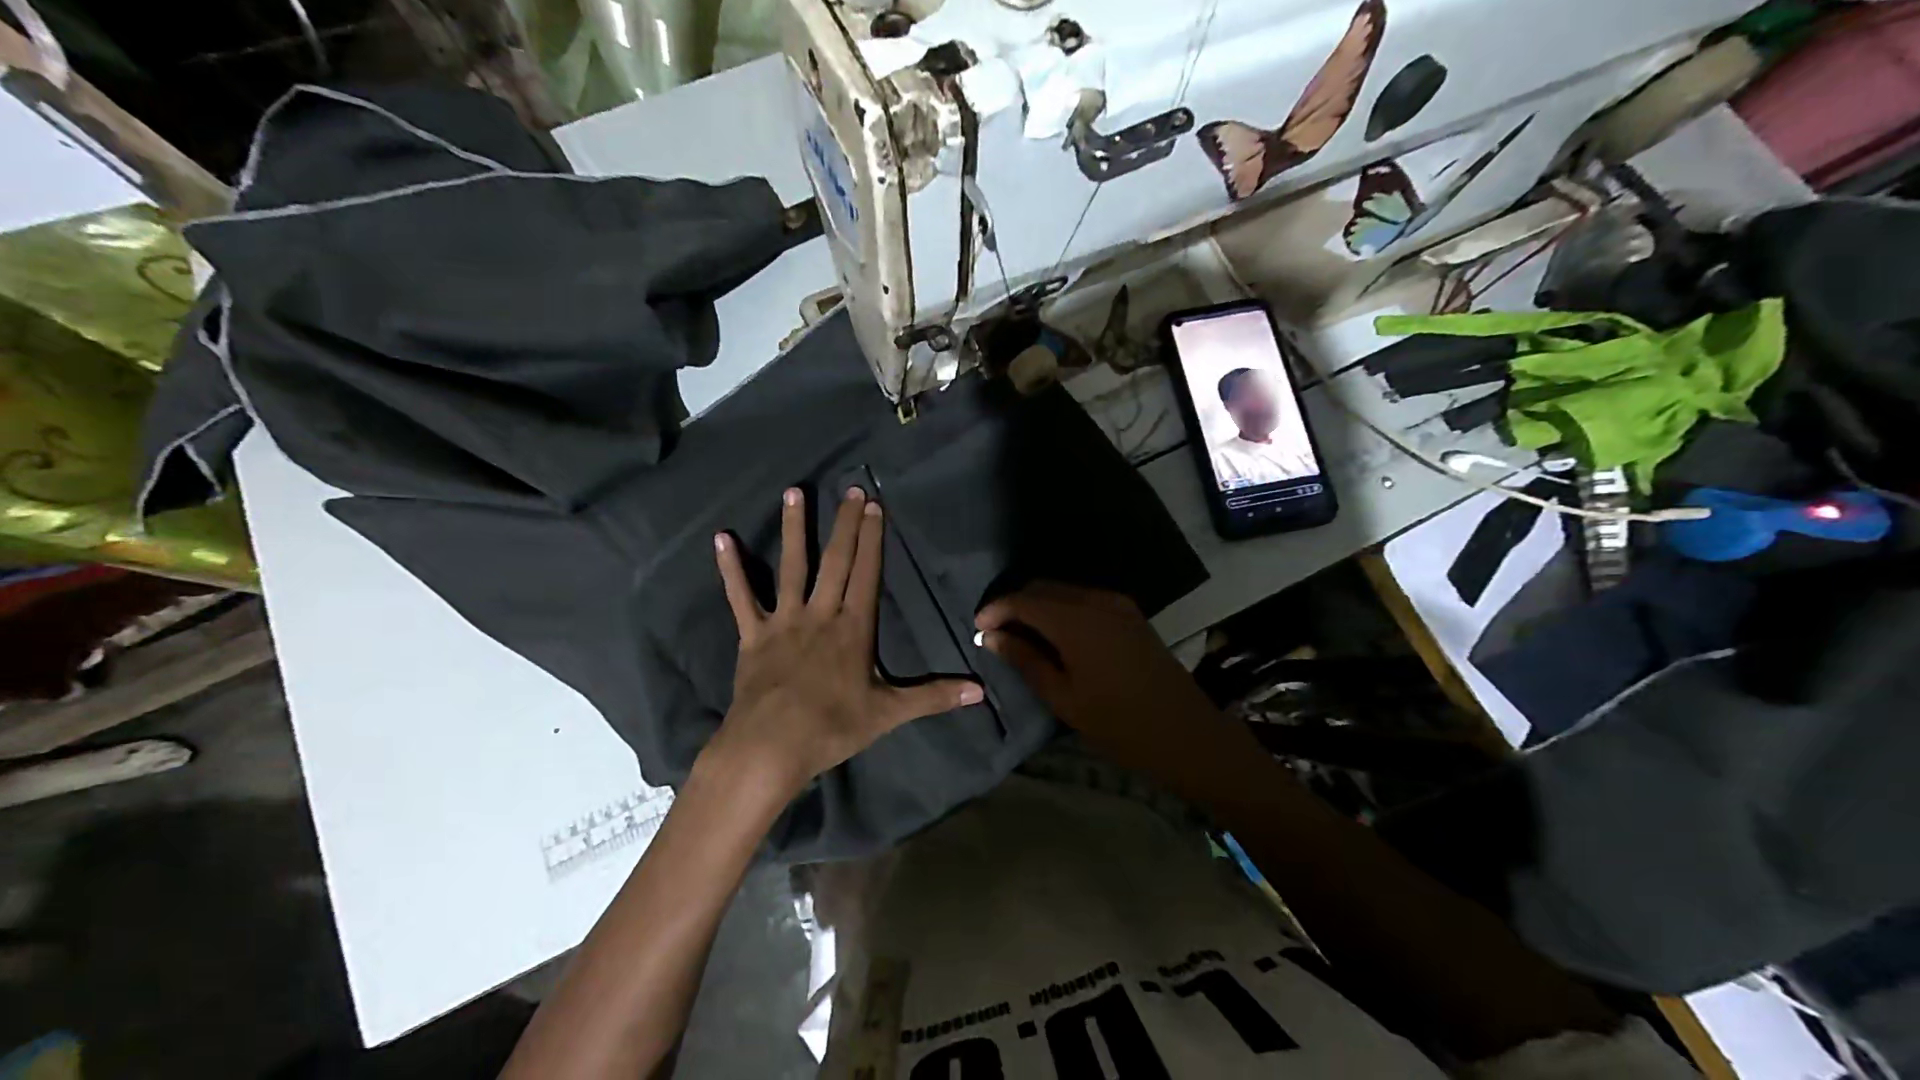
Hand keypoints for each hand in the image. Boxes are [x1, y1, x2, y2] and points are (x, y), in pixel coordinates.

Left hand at [710, 487, 982, 801]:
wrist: (770, 747)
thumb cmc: (832, 728)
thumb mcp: (889, 713)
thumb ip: (934, 696)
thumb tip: (981, 691)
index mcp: (854, 628)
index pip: (867, 574)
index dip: (872, 538)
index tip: (874, 506)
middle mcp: (820, 614)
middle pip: (835, 561)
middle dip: (845, 523)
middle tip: (850, 489)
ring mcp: (784, 620)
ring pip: (791, 566)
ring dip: (794, 528)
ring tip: (793, 492)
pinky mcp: (753, 634)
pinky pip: (740, 596)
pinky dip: (731, 568)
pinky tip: (722, 538)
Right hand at [974, 581, 1253, 788]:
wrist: (1184, 731)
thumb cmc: (1118, 722)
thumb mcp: (1063, 696)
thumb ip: (1025, 660)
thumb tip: (991, 636)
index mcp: (1075, 620)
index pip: (1023, 599)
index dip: (996, 609)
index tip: (977, 627)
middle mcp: (1095, 601)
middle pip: (1043, 588)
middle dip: (1015, 604)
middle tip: (994, 631)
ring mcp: (1117, 604)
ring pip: (1064, 591)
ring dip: (1038, 605)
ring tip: (1020, 634)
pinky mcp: (1129, 613)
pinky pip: (1084, 599)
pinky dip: (1062, 609)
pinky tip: (1054, 634)